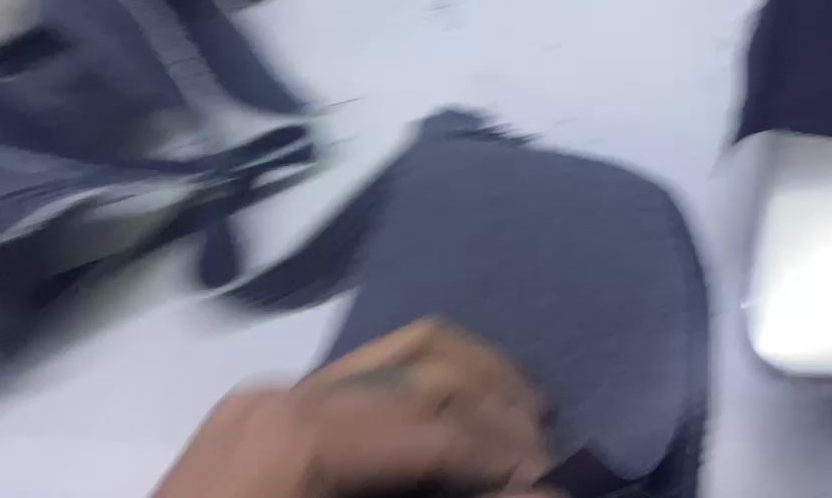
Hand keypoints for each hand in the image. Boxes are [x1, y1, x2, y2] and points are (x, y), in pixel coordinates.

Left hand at [153, 319, 552, 497]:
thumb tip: (549, 494)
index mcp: (293, 434)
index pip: (433, 425)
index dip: (502, 456)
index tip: (554, 482)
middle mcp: (289, 393)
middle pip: (435, 375)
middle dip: (502, 417)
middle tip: (547, 457)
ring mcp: (280, 391)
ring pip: (418, 348)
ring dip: (484, 381)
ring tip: (526, 420)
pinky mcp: (277, 406)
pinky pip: (382, 366)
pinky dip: (440, 381)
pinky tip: (469, 412)